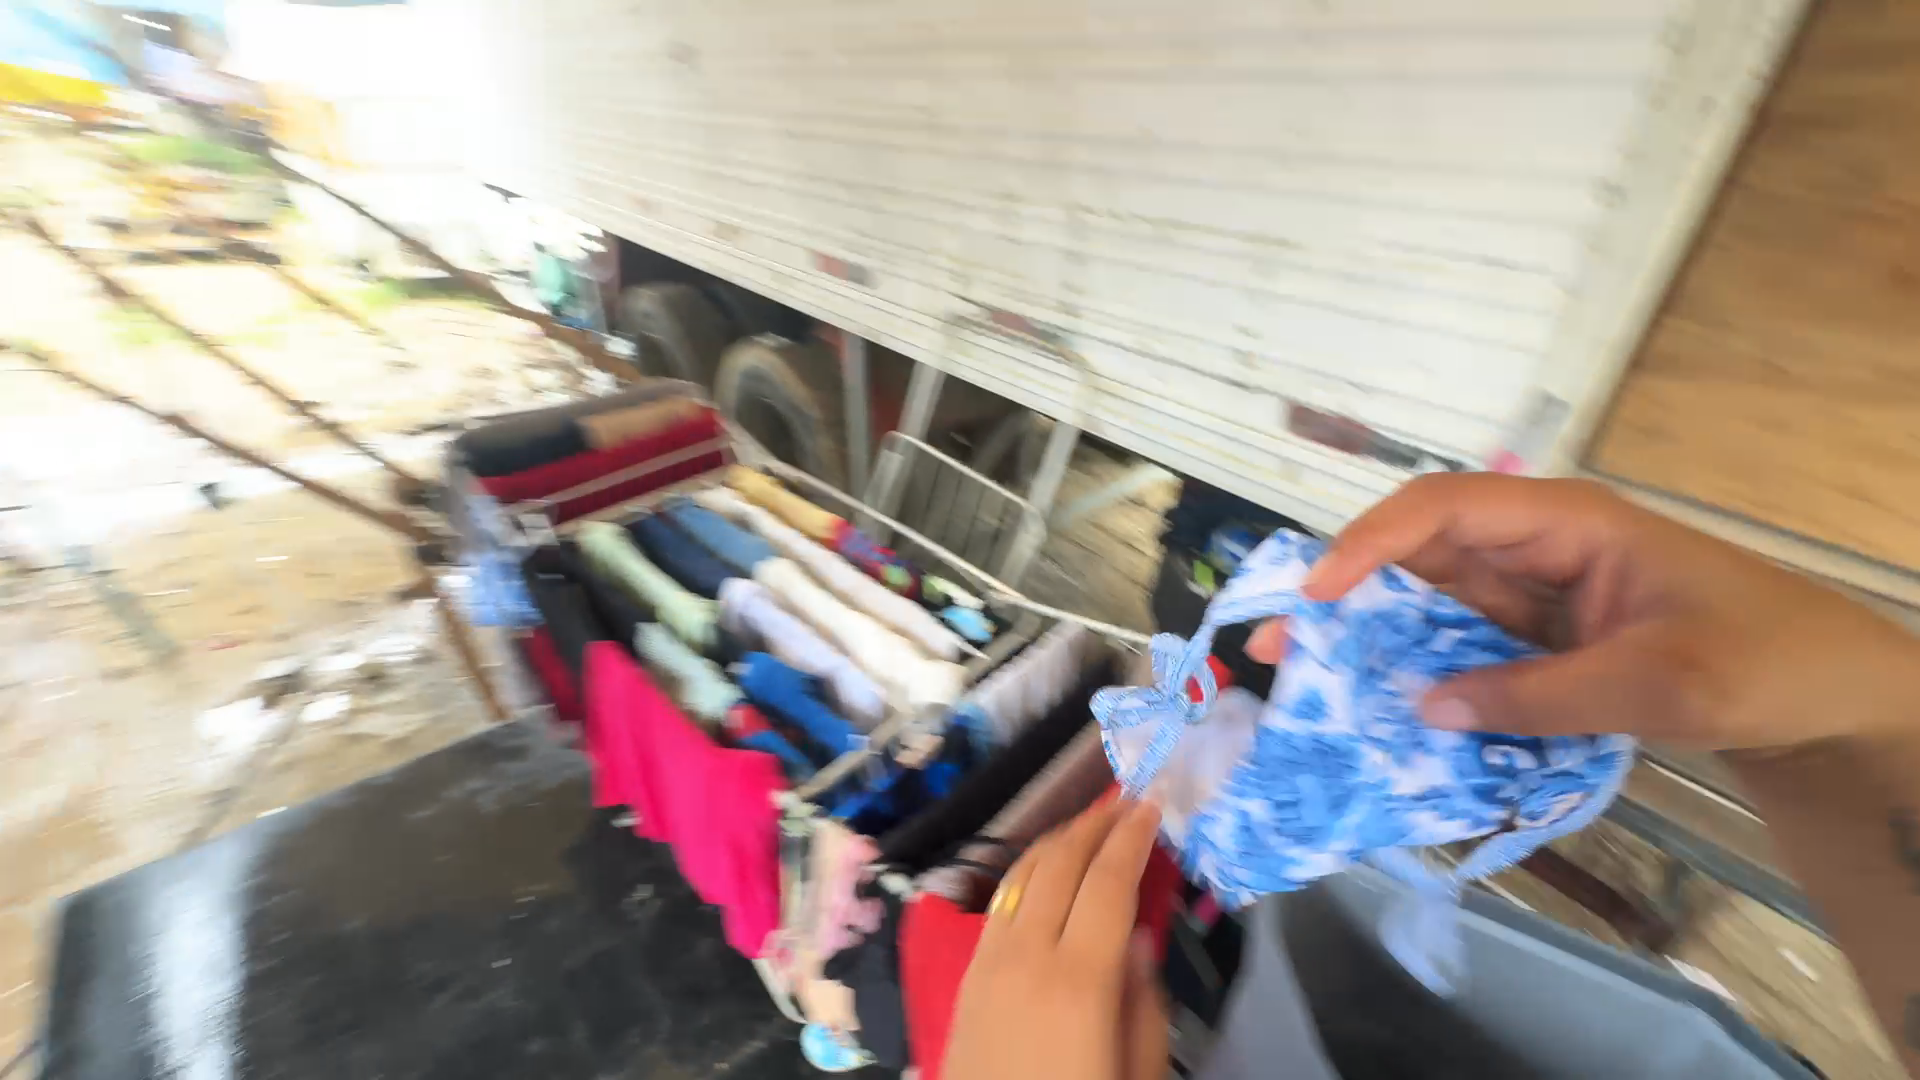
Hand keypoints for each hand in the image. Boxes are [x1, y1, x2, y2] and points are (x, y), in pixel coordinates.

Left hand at [943, 799, 1167, 1079]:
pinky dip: (1031, 865)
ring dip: (1062, 835)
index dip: (1132, 837)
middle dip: (1097, 821)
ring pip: (1027, 868)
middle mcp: (1028, 950)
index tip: (1151, 805)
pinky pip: (1003, 897)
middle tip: (1126, 799)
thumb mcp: (1135, 1076)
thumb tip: (1139, 937)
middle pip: (1063, 860)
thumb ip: (1143, 1006)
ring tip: (1093, 819)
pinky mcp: (969, 968)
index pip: (1109, 881)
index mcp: (1078, 979)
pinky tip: (1048, 865)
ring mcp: (990, 955)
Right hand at [1245, 474, 1919, 747]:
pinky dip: (1403, 663)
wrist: (1836, 697)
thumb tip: (1422, 706)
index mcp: (1557, 523)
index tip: (1317, 592)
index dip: (1368, 542)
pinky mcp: (1515, 632)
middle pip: (1407, 551)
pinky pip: (1442, 639)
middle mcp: (1520, 546)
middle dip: (1338, 589)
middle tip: (1278, 638)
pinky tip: (1369, 692)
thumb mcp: (1661, 683)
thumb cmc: (1767, 661)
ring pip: (1413, 596)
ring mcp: (1515, 590)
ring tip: (1302, 667)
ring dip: (1358, 629)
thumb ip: (1538, 696)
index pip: (1438, 508)